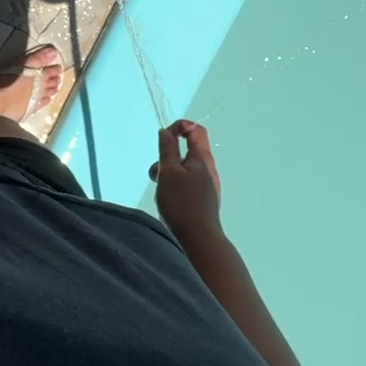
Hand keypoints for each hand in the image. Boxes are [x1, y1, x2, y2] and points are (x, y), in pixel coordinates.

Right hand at [150, 120, 222, 237]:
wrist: (198, 238)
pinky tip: (167, 199)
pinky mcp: (201, 198)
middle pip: (187, 149)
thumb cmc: (182, 202)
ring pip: (184, 167)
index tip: (163, 139)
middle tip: (158, 171)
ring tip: (160, 187)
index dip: (179, 127)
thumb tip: (166, 132)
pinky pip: (185, 182)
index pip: (195, 129)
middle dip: (167, 155)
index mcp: (202, 158)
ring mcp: (206, 184)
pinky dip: (173, 184)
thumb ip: (167, 149)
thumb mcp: (169, 172)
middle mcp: (207, 168)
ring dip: (168, 172)